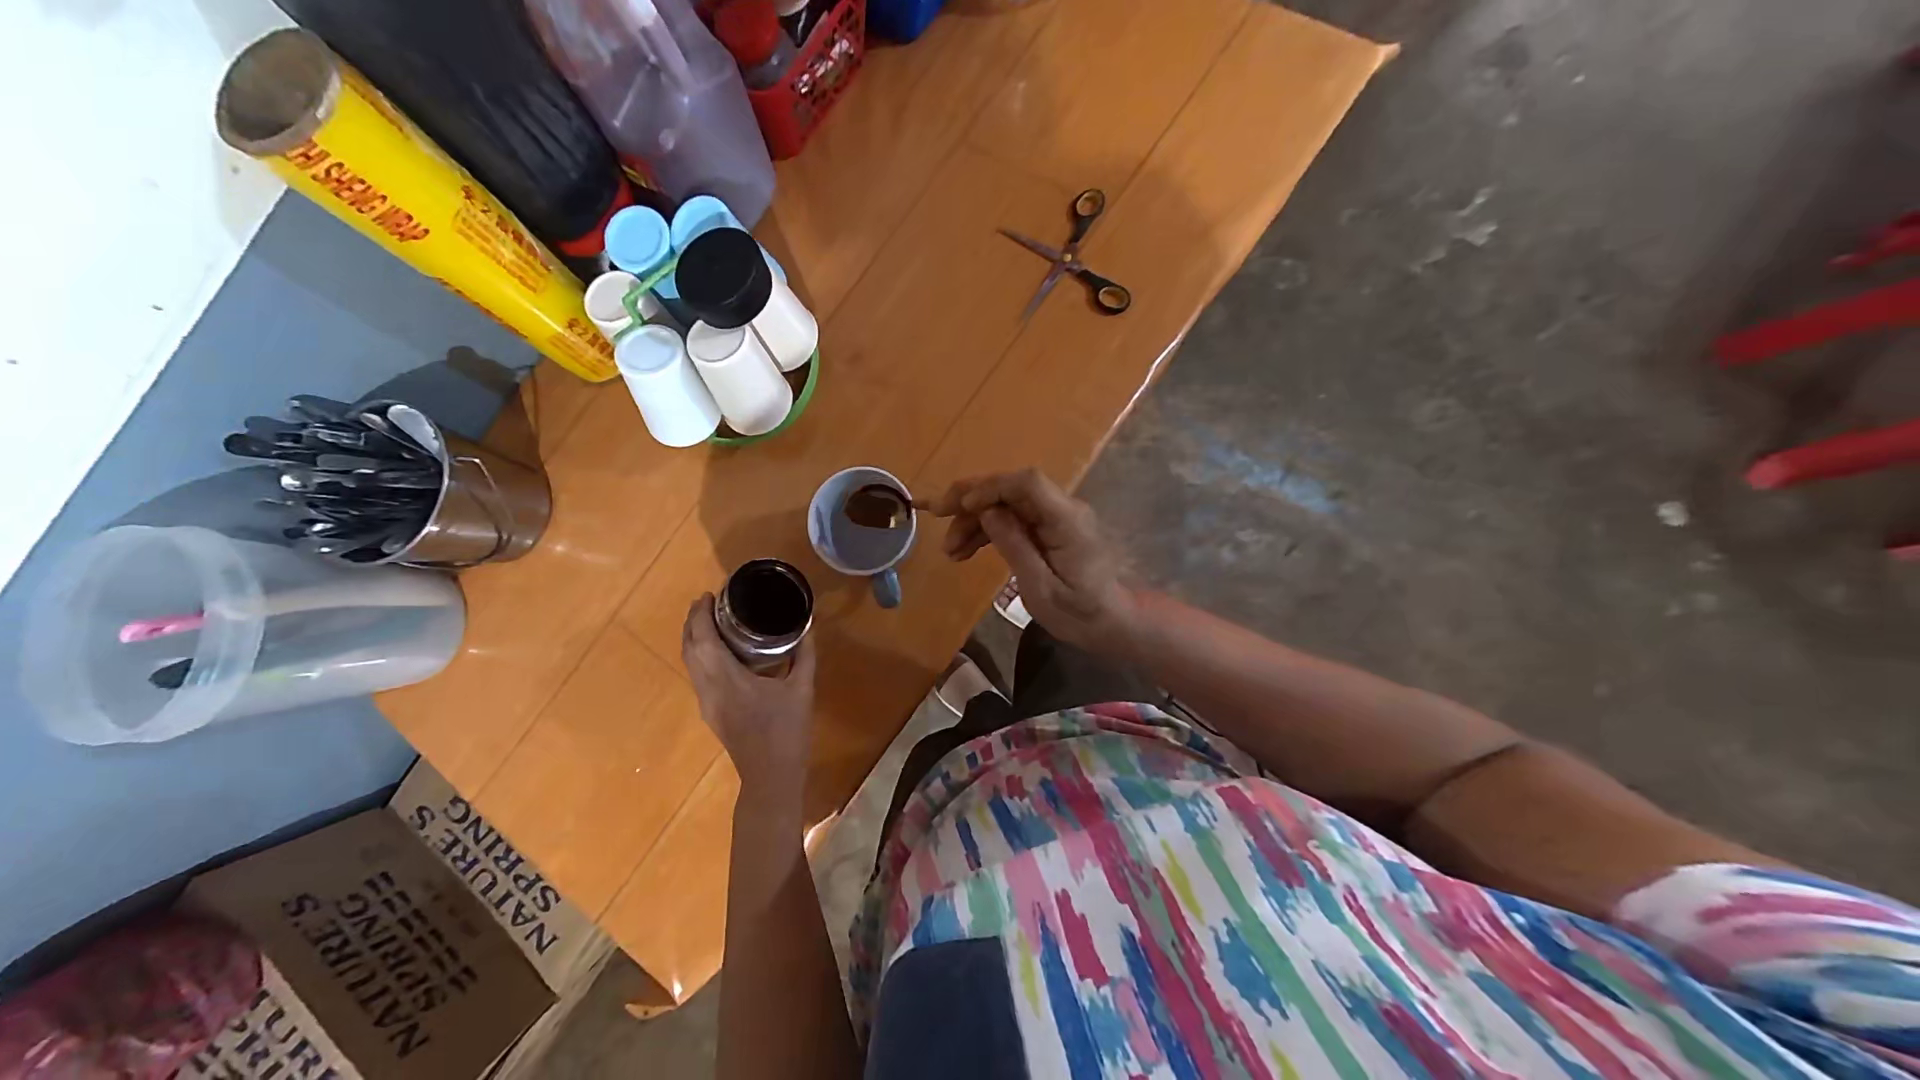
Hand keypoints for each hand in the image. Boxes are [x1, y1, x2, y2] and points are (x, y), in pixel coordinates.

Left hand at [682, 594, 816, 799]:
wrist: (770, 774)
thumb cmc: (787, 730)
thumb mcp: (802, 688)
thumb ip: (805, 655)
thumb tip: (807, 627)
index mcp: (727, 678)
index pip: (703, 639)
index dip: (701, 615)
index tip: (709, 595)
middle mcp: (709, 688)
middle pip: (689, 648)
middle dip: (693, 622)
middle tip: (707, 602)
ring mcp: (706, 702)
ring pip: (690, 663)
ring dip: (694, 638)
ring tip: (710, 620)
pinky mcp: (710, 712)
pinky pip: (697, 675)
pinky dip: (701, 655)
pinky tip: (719, 652)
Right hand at [918, 468, 1140, 653]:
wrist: (1112, 623)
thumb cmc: (1080, 613)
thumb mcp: (1041, 589)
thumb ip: (1015, 547)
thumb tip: (987, 512)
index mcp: (1066, 520)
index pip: (1027, 483)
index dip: (989, 487)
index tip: (959, 508)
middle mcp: (1063, 509)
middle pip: (1012, 488)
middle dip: (972, 499)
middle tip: (937, 515)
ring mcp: (1055, 518)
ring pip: (1006, 503)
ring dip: (974, 520)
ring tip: (949, 550)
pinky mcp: (1048, 529)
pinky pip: (1012, 519)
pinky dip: (987, 530)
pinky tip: (964, 551)